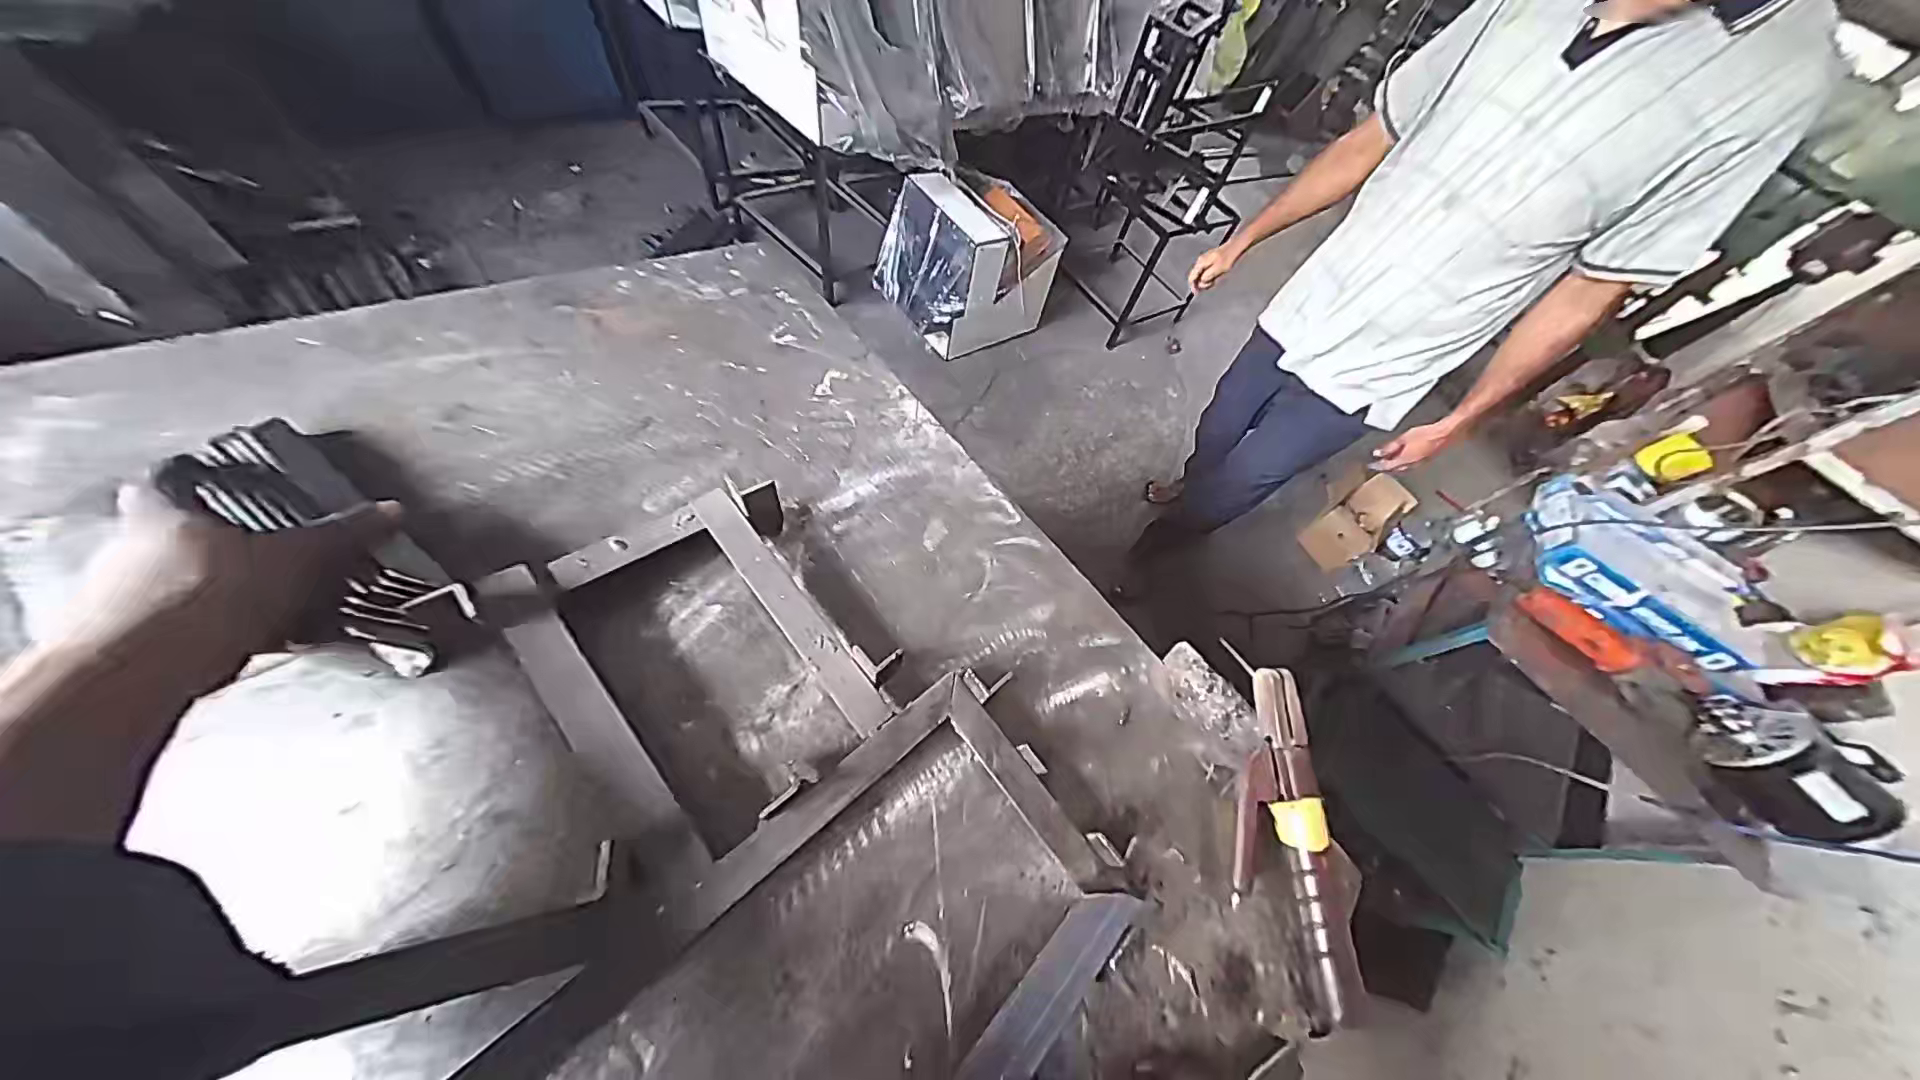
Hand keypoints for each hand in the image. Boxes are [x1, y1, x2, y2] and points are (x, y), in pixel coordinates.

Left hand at [57, 484, 401, 693]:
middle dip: (224, 549)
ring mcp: (120, 600)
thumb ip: (345, 534)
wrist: (142, 670)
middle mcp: (127, 552)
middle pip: (176, 539)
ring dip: (224, 593)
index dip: (192, 486)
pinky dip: (222, 630)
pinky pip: (187, 626)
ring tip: (280, 605)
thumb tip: (390, 510)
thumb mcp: (300, 556)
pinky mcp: (131, 642)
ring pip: (181, 585)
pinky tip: (263, 639)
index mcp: (160, 518)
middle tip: (273, 556)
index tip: (220, 492)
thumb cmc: (209, 594)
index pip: (165, 486)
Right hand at [1188, 242, 1241, 291]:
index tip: (1197, 292)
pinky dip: (1208, 275)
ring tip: (1213, 281)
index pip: (1191, 278)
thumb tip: (1201, 282)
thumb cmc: (1228, 258)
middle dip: (1200, 283)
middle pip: (1195, 276)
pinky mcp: (1209, 260)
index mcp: (1201, 263)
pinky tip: (1214, 276)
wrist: (1235, 247)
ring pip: (1200, 274)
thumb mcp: (1218, 269)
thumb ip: (1207, 277)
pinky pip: (1204, 270)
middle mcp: (1200, 261)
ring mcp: (1204, 260)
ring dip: (1205, 280)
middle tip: (1209, 285)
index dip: (1193, 286)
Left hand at [1372, 421, 1460, 471]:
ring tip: (1390, 461)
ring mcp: (1421, 462)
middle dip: (1386, 467)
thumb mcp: (1403, 439)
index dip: (1377, 466)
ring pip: (1404, 467)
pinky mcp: (1427, 458)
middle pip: (1395, 468)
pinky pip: (1412, 463)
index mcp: (1405, 460)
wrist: (1446, 433)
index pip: (1387, 466)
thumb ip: (1389, 447)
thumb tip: (1378, 453)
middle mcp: (1412, 464)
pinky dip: (1404, 461)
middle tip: (1379, 464)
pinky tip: (1404, 457)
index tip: (1371, 465)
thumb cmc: (1426, 434)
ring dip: (1396, 465)